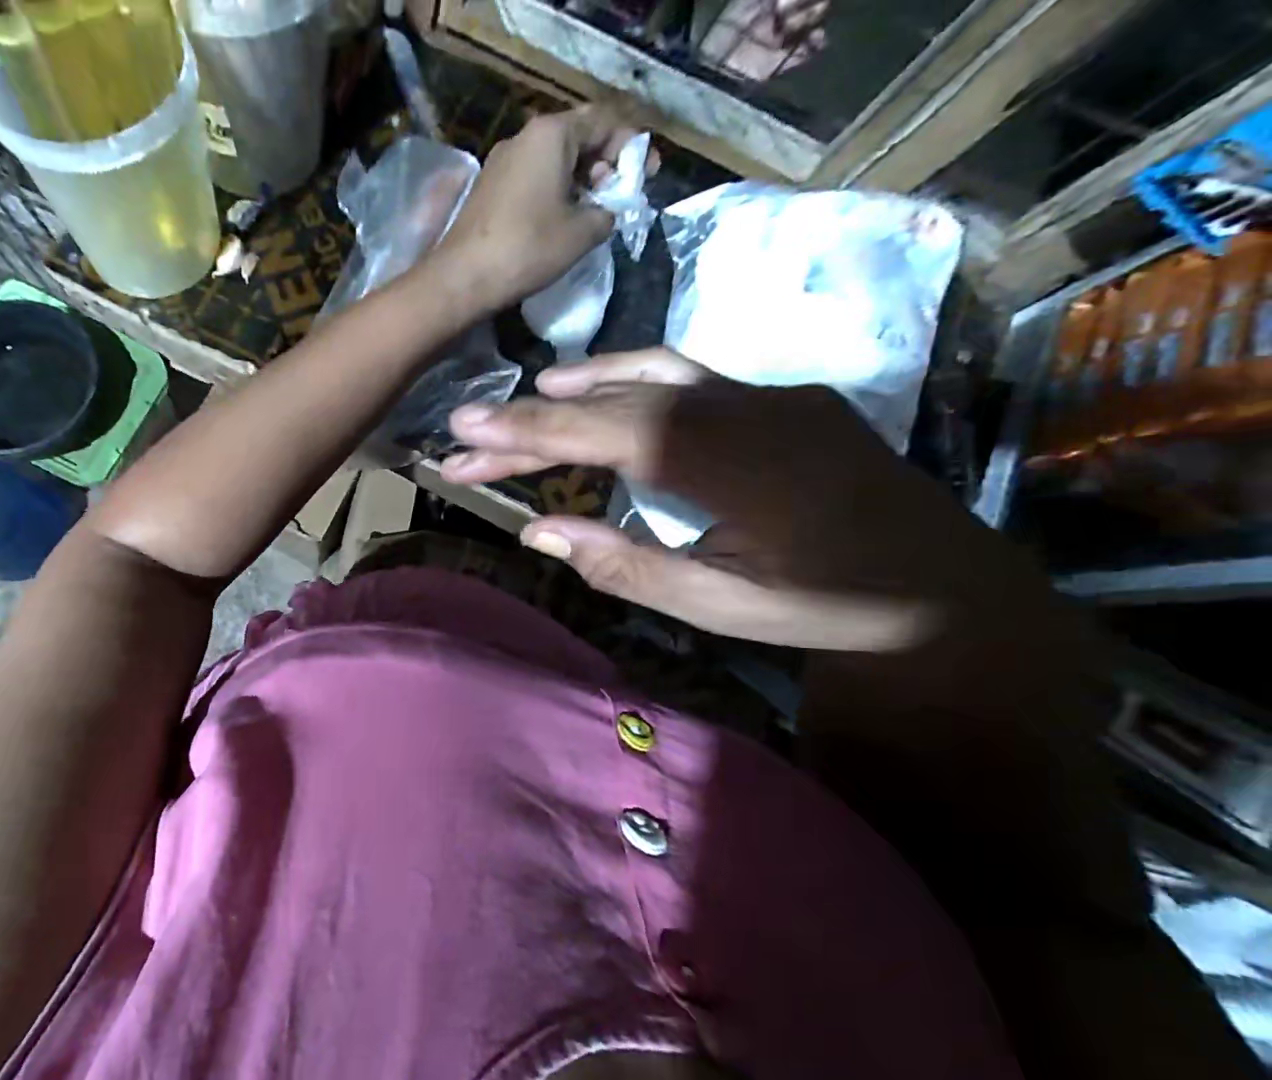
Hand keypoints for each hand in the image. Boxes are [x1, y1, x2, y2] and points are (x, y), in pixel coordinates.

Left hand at [421, 107, 651, 315]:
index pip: (605, 122)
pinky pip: (531, 179)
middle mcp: (522, 138)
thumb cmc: (526, 248)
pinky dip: (552, 192)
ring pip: (552, 160)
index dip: (632, 148)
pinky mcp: (486, 189)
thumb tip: (607, 212)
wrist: (460, 279)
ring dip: (578, 181)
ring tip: (592, 213)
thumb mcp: (582, 232)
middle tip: (619, 196)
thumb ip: (607, 212)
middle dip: (605, 164)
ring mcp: (499, 164)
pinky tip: (559, 220)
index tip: (646, 176)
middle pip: (577, 138)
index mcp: (551, 133)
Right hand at [439, 350, 1073, 652]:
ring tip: (528, 399)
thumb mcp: (717, 605)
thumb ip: (622, 565)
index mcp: (736, 466)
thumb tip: (536, 531)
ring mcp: (769, 395)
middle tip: (468, 437)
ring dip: (580, 386)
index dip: (529, 430)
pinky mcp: (779, 397)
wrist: (948, 589)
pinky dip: (632, 379)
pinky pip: (690, 376)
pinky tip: (603, 389)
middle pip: (615, 402)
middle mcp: (749, 411)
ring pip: (652, 375)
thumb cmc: (825, 607)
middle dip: (534, 419)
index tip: (464, 429)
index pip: (608, 432)